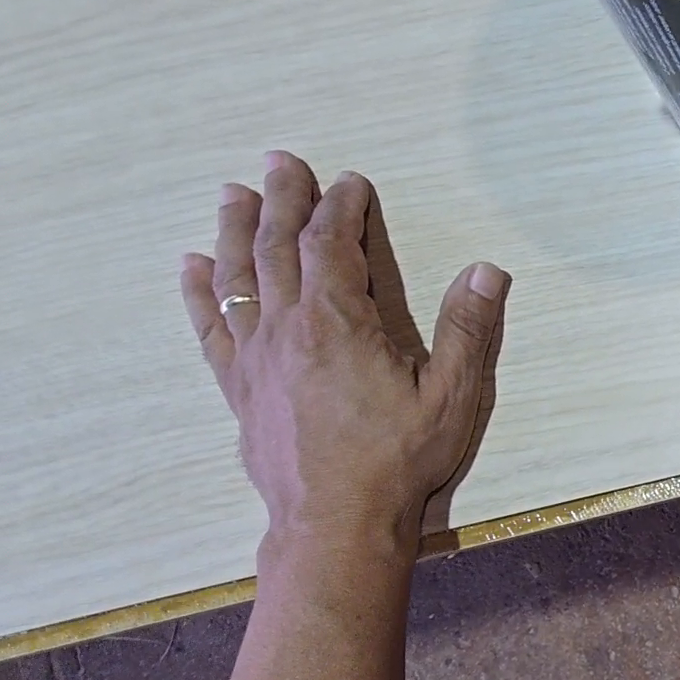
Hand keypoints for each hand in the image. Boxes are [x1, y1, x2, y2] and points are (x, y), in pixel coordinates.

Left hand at [181, 151, 509, 547]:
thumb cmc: (402, 456)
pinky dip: (200, 290)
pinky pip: (211, 325)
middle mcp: (286, 328)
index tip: (348, 181)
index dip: (341, 209)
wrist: (338, 517)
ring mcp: (255, 357)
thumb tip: (487, 270)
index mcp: (339, 324)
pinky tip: (193, 266)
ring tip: (234, 195)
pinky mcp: (240, 385)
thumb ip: (469, 329)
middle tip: (280, 161)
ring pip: (238, 278)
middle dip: (283, 201)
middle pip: (279, 249)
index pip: (334, 247)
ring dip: (238, 231)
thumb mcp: (455, 394)